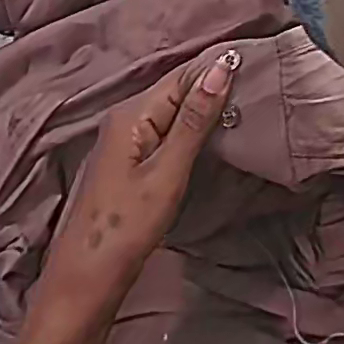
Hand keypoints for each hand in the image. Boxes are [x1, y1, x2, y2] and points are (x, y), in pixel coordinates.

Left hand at [35, 51, 238, 312]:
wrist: (85, 282)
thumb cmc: (126, 227)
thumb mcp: (167, 172)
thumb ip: (194, 120)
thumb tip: (220, 69)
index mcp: (131, 114)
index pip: (182, 76)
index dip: (217, 68)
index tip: (256, 60)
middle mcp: (126, 118)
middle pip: (177, 89)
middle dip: (213, 83)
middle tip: (257, 80)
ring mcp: (127, 140)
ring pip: (174, 109)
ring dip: (206, 105)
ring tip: (246, 99)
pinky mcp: (132, 160)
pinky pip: (168, 129)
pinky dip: (193, 126)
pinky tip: (215, 130)